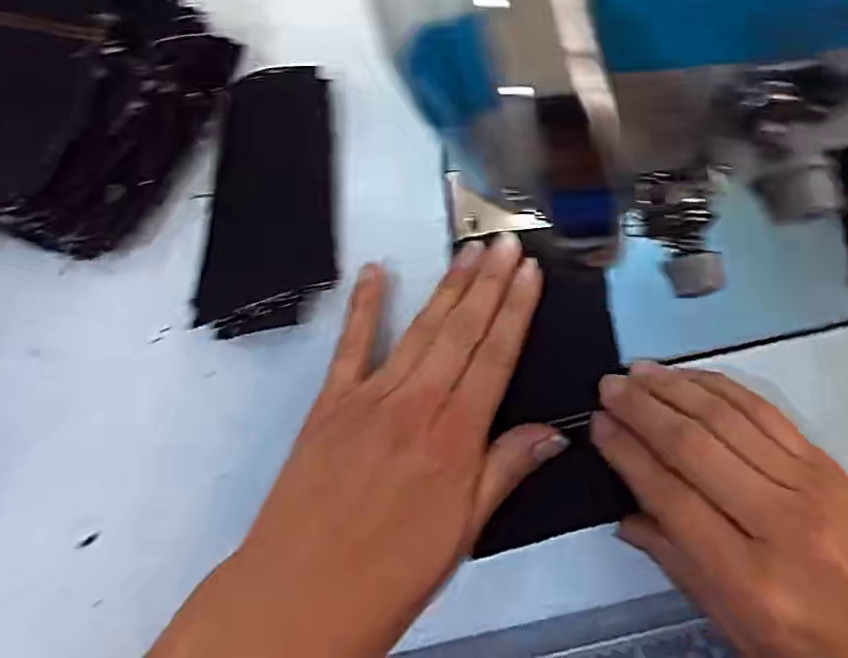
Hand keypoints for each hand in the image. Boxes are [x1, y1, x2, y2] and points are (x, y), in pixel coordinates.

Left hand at [150, 234, 564, 657]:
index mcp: (455, 435)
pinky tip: (375, 272)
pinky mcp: (330, 404)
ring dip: (450, 285)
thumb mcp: (464, 532)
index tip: (532, 272)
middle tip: (508, 242)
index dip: (517, 309)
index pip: (496, 355)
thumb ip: (506, 470)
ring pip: (421, 328)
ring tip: (471, 249)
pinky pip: (351, 346)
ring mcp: (371, 398)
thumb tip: (554, 432)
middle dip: (490, 281)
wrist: (292, 606)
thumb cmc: (391, 573)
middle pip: (463, 330)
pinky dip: (364, 306)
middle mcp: (418, 404)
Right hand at [592, 362, 847, 657]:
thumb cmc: (816, 652)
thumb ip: (682, 567)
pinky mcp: (825, 460)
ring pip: (728, 417)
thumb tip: (628, 516)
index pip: (673, 497)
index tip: (599, 426)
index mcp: (751, 578)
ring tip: (640, 371)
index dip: (628, 455)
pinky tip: (694, 377)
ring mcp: (806, 481)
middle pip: (696, 446)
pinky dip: (723, 387)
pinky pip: (765, 411)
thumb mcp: (740, 632)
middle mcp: (777, 518)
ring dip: (678, 388)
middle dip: (644, 409)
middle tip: (608, 385)